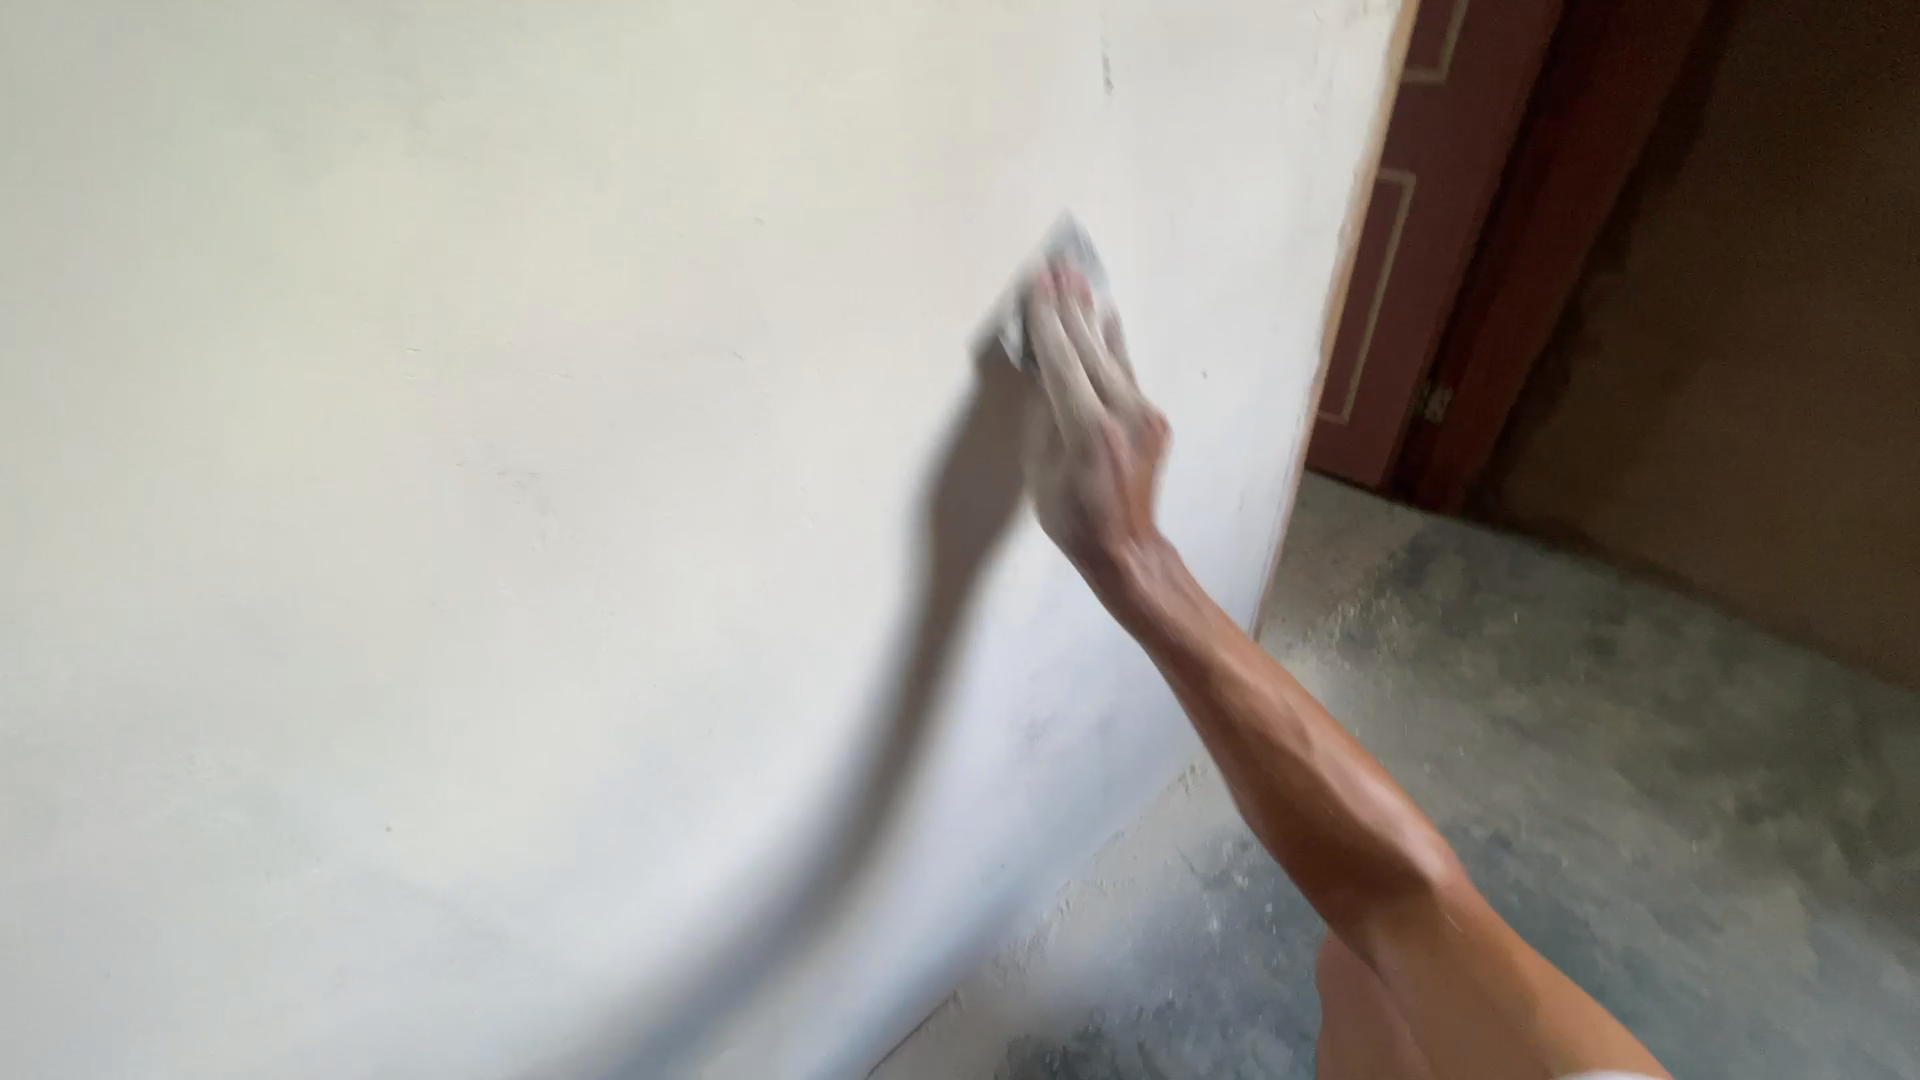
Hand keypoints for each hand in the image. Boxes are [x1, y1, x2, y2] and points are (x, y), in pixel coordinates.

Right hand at [1022, 257, 1171, 607]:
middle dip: (1070, 304)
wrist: (1125, 546)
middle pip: (1089, 347)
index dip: (1047, 319)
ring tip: (1079, 277)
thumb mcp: (1039, 470)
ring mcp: (1144, 413)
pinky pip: (1126, 371)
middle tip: (1058, 264)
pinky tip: (1106, 316)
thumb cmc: (1070, 519)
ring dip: (1091, 315)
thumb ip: (1043, 416)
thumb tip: (1045, 371)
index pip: (1062, 359)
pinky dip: (1112, 343)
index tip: (1037, 282)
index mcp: (1087, 429)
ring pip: (1111, 353)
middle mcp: (1122, 412)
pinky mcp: (1154, 417)